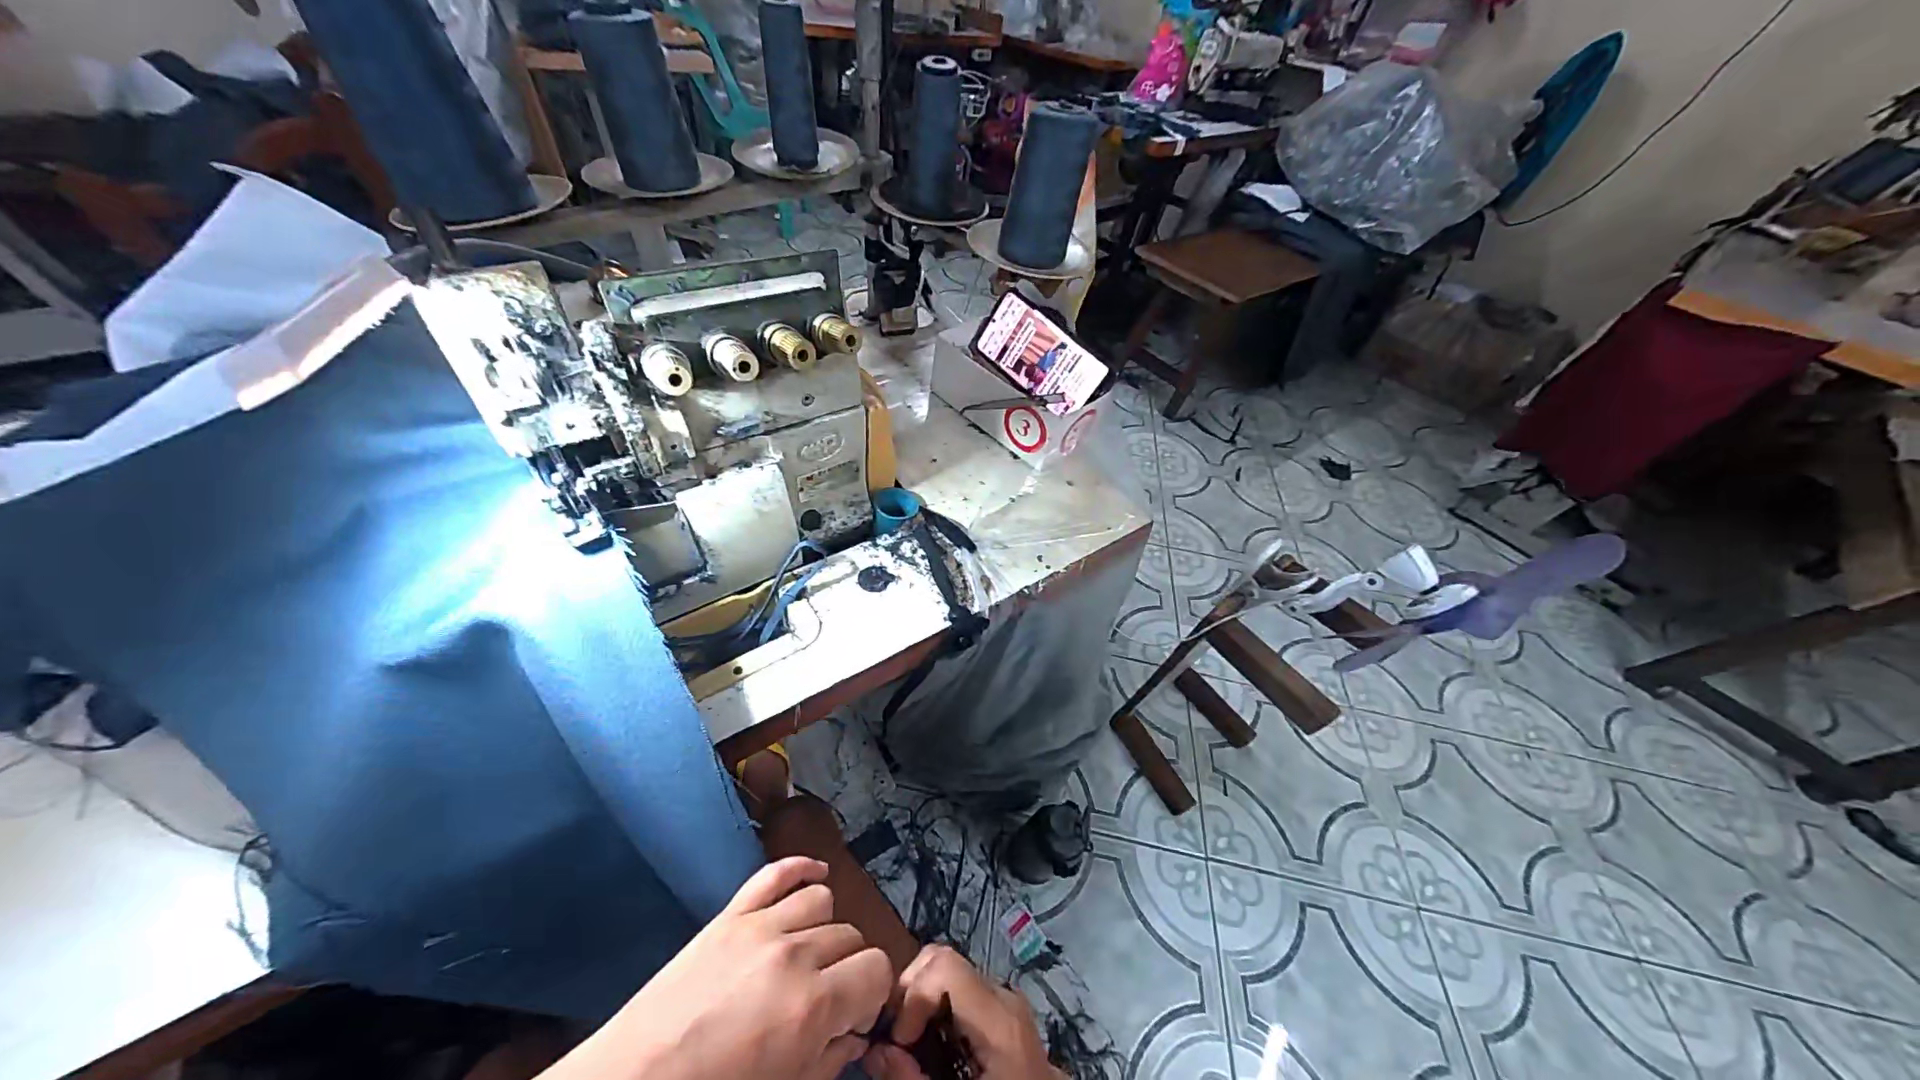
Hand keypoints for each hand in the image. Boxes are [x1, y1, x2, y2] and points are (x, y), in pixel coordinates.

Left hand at [540, 857, 892, 1079]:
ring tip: (808, 957)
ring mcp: (760, 926)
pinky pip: (777, 872)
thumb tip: (853, 1033)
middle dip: (849, 968)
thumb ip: (832, 1059)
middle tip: (826, 997)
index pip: (878, 969)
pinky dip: (801, 868)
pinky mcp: (730, 914)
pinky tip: (815, 876)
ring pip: (823, 900)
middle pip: (852, 936)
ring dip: (825, 928)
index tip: (854, 1014)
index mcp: (813, 1004)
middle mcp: (795, 954)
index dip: (873, 993)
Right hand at [863, 945, 1063, 1079]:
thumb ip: (913, 1078)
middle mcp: (1005, 998)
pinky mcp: (1003, 1012)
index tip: (899, 1040)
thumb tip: (877, 1052)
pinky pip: (962, 990)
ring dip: (921, 999)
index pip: (945, 967)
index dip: (912, 995)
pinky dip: (937, 1006)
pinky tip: (930, 1042)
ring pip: (950, 973)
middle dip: (910, 992)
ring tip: (909, 1040)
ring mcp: (1007, 1002)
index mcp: (1000, 1021)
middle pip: (944, 961)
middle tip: (896, 1037)